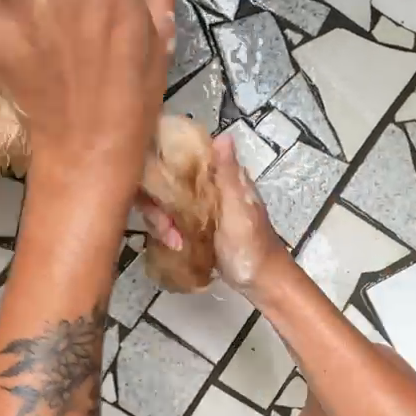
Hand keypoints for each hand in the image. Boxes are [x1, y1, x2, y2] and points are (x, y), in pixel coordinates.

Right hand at [144, 134, 290, 293]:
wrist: (260, 280)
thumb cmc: (252, 244)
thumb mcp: (239, 208)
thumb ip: (228, 174)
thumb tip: (223, 134)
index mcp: (221, 178)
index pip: (184, 160)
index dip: (164, 167)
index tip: (155, 184)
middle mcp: (208, 188)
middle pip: (168, 183)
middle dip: (159, 205)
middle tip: (168, 229)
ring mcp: (200, 209)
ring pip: (165, 204)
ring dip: (163, 223)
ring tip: (175, 242)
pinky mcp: (194, 228)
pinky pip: (170, 222)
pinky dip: (167, 233)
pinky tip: (176, 246)